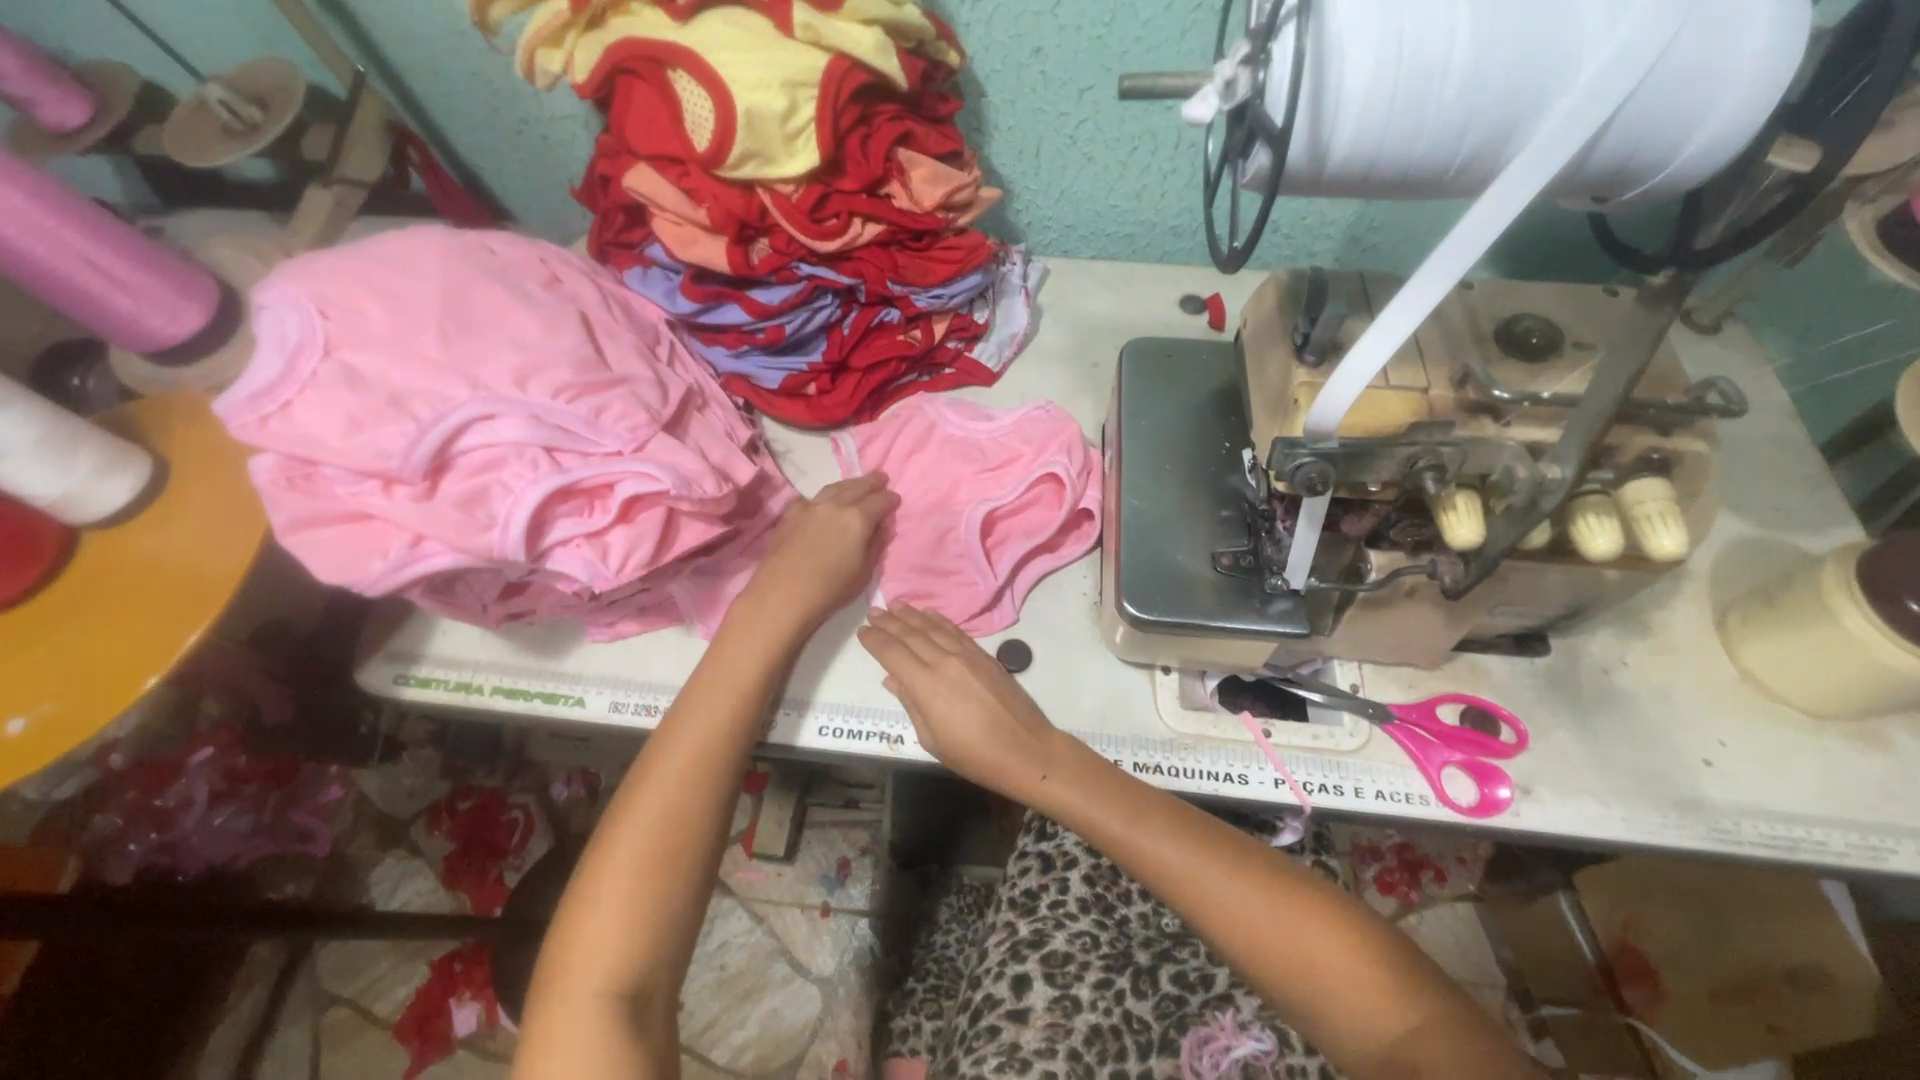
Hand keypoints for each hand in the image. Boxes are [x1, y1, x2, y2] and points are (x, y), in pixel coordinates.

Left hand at [739, 473, 897, 634]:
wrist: (782, 595)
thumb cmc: (830, 590)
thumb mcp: (864, 572)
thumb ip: (876, 545)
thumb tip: (883, 526)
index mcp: (858, 519)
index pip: (880, 501)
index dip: (890, 499)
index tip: (896, 499)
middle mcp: (835, 505)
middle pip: (857, 487)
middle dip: (872, 482)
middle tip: (881, 477)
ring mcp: (810, 507)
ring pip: (834, 488)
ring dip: (849, 484)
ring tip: (856, 484)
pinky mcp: (790, 515)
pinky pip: (811, 498)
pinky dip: (824, 496)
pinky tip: (823, 502)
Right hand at [857, 604, 1070, 800]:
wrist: (1026, 750)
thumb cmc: (974, 755)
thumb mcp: (932, 739)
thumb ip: (911, 704)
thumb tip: (892, 679)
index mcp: (927, 686)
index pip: (893, 654)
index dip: (875, 641)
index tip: (862, 631)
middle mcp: (945, 662)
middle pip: (911, 635)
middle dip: (889, 622)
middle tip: (873, 611)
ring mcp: (967, 656)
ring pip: (933, 628)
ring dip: (912, 615)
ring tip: (895, 605)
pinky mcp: (985, 656)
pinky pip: (956, 631)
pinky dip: (939, 620)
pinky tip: (928, 614)